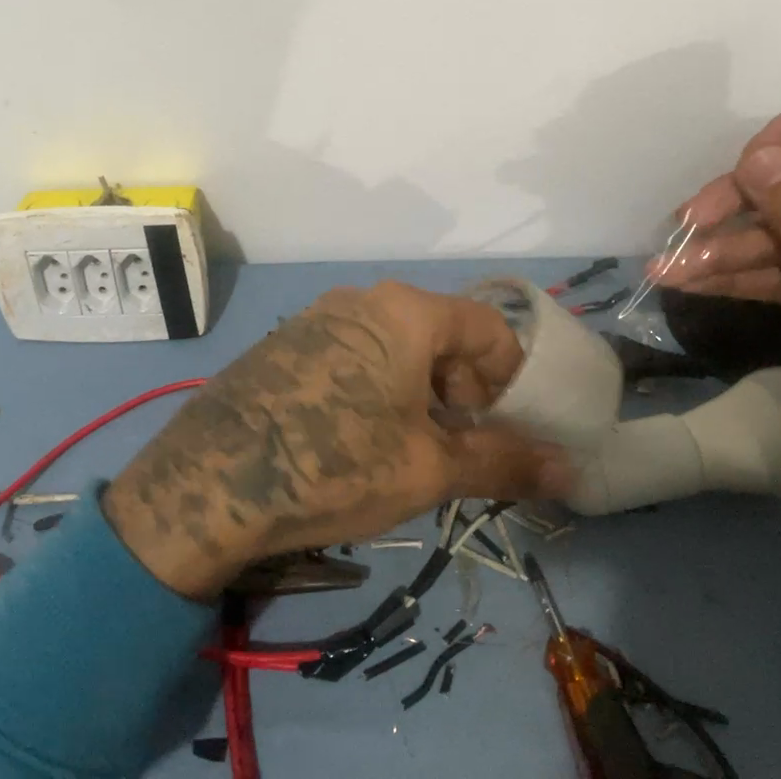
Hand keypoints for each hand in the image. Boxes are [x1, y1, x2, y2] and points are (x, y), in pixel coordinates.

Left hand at [103, 282, 568, 598]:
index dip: (511, 380)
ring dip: (418, 395)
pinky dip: (372, 391)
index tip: (504, 430)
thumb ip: (503, 462)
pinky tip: (353, 442)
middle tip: (457, 447)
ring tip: (407, 451)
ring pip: (393, 349)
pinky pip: (349, 357)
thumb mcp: (427, 469)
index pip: (488, 329)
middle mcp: (359, 300)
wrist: (211, 481)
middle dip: (462, 391)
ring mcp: (313, 319)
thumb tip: (569, 470)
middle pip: (440, 336)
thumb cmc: (334, 464)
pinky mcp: (282, 346)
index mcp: (405, 311)